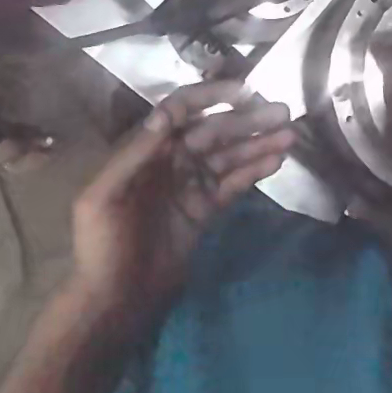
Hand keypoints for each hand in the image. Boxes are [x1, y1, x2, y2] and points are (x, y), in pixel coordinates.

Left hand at [69, 82, 296, 323]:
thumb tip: (167, 113)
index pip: (181, 110)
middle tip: (282, 112)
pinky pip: (232, 183)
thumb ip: (136, 152)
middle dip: (247, 120)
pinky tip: (275, 161)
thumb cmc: (102, 245)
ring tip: (290, 135)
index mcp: (146, 148)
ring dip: (258, 143)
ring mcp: (190, 183)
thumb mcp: (105, 196)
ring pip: (229, 155)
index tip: (243, 92)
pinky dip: (253, 171)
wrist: (114, 301)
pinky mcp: (205, 209)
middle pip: (214, 130)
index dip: (211, 97)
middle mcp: (170, 159)